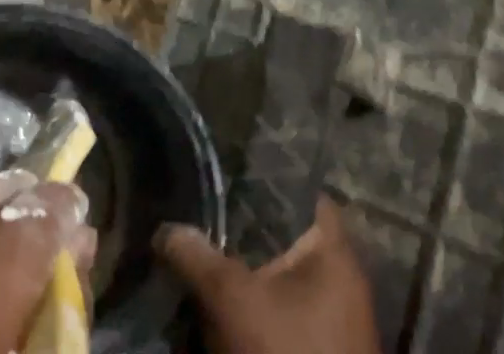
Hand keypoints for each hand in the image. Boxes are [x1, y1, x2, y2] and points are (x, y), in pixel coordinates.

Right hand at [155, 197, 379, 353]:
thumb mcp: (230, 297)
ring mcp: (326, 314)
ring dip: (236, 259)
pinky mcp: (309, 341)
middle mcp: (337, 279)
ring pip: (273, 267)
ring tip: (192, 241)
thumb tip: (166, 228)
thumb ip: (194, 253)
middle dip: (238, 220)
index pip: (304, 194)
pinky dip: (243, 291)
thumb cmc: (285, 352)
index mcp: (333, 256)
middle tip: (194, 203)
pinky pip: (271, 300)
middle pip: (283, 231)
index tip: (222, 168)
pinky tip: (208, 287)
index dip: (265, 177)